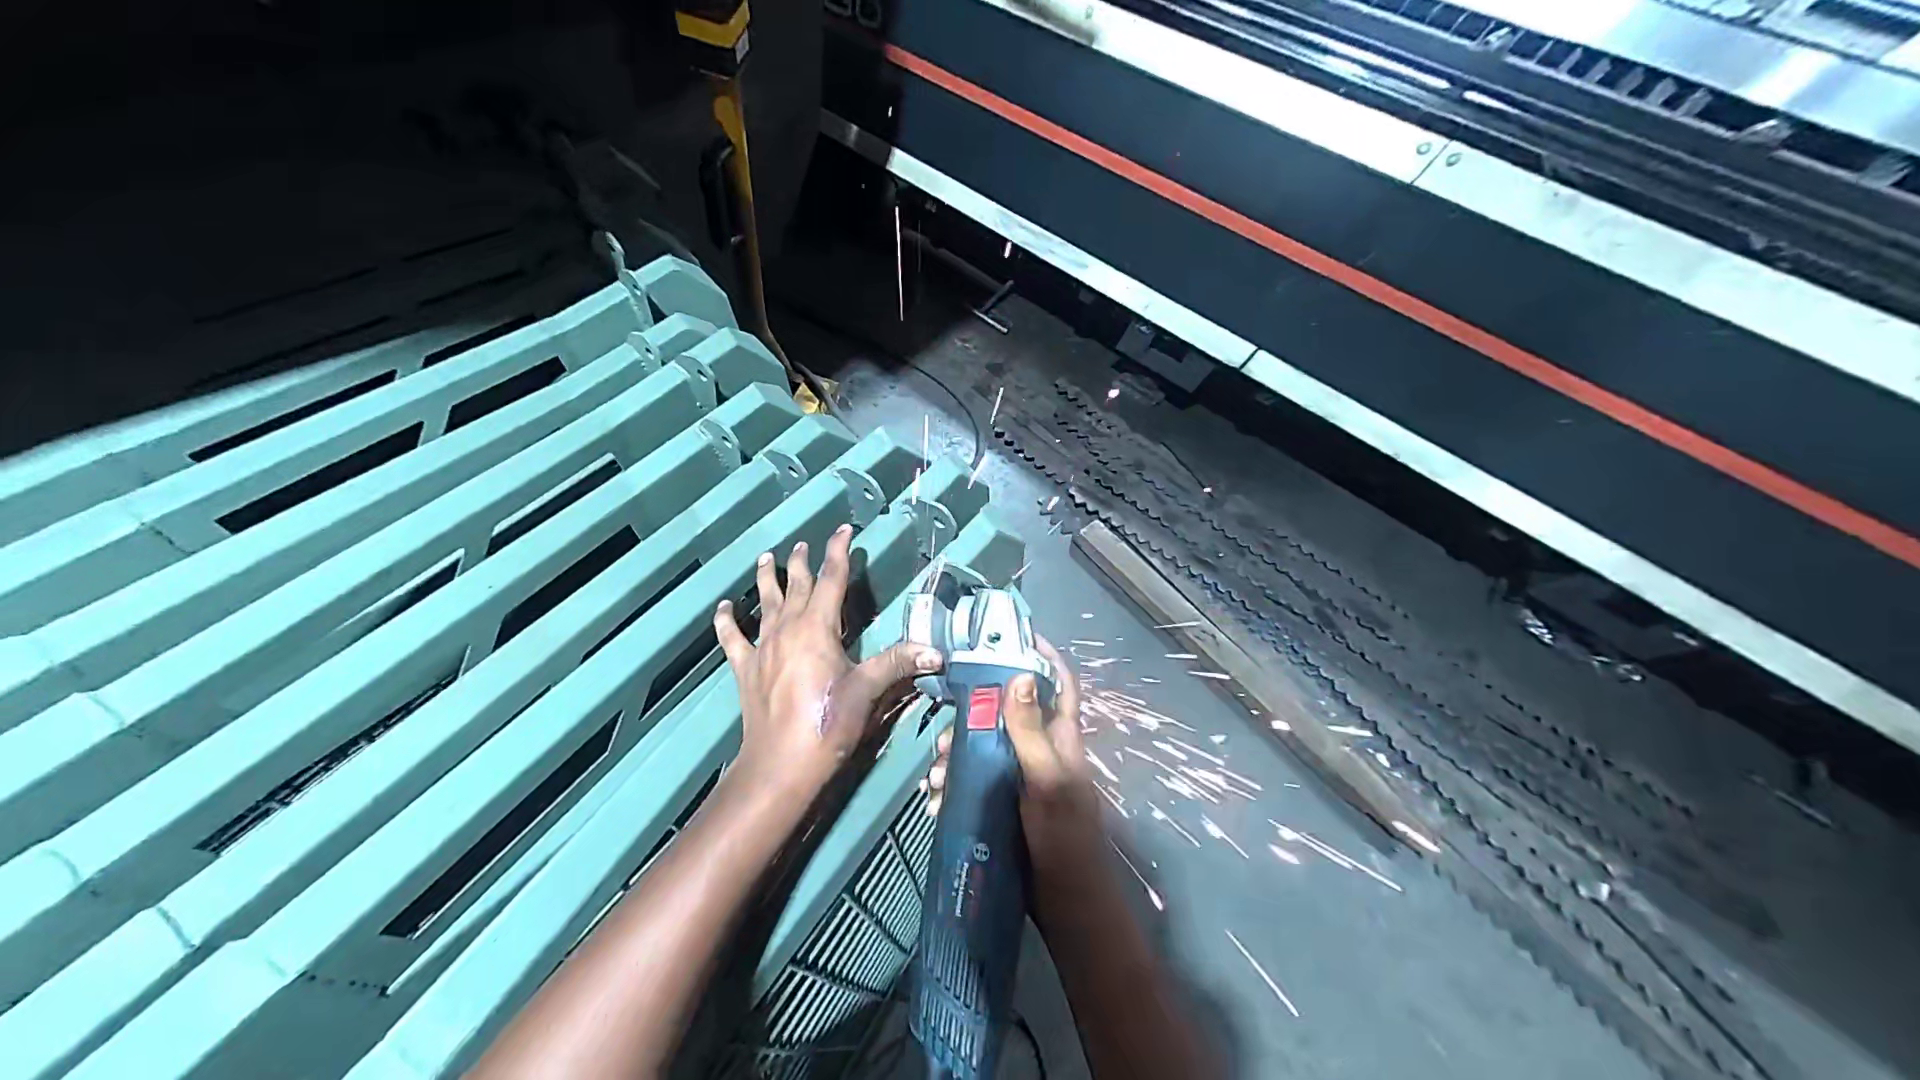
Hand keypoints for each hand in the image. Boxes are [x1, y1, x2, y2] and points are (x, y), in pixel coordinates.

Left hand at [715, 524, 942, 799]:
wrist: (781, 763)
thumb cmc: (828, 722)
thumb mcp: (868, 690)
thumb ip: (899, 663)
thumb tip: (937, 651)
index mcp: (818, 627)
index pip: (831, 579)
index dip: (838, 552)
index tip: (843, 530)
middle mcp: (787, 629)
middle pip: (796, 586)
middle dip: (802, 562)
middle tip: (804, 543)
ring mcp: (763, 648)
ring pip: (765, 604)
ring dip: (766, 579)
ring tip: (766, 557)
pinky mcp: (746, 669)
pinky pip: (733, 639)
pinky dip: (727, 621)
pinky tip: (723, 607)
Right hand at [925, 637, 1101, 864]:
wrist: (1065, 901)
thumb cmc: (1064, 835)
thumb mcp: (1046, 778)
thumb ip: (1030, 731)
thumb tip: (1018, 675)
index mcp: (1061, 737)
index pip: (1059, 684)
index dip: (1044, 656)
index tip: (1015, 634)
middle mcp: (1042, 749)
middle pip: (1009, 712)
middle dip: (975, 712)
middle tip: (946, 723)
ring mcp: (1023, 776)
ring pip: (985, 746)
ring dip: (957, 753)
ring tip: (935, 772)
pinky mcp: (1006, 801)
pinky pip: (976, 779)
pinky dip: (954, 782)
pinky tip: (935, 796)